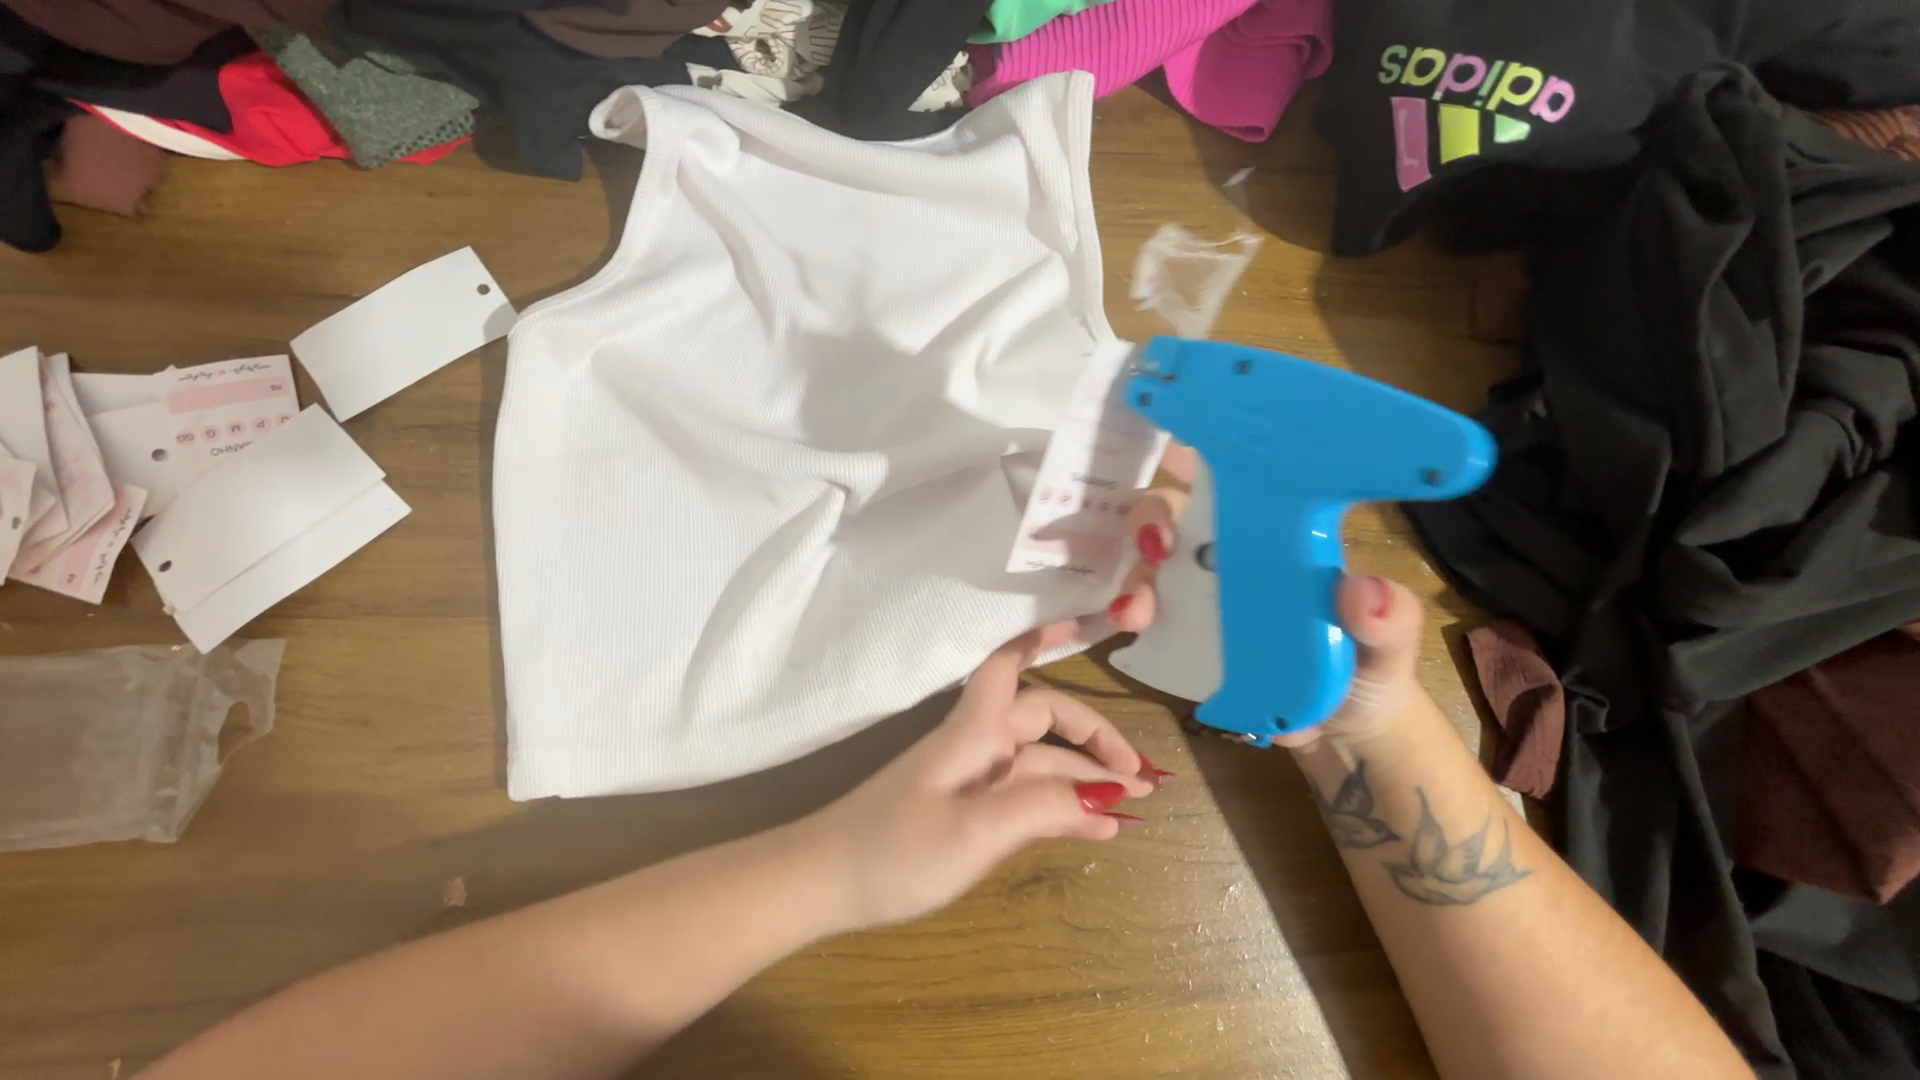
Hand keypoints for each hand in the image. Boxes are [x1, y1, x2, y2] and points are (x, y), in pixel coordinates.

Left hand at [798, 623, 1161, 930]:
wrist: (825, 883)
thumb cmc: (896, 849)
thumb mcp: (975, 831)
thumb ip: (1042, 806)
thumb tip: (1107, 796)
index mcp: (976, 731)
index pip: (1010, 665)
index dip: (1043, 639)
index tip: (1086, 622)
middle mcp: (979, 745)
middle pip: (1045, 721)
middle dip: (1097, 741)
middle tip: (1146, 778)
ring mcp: (973, 779)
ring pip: (1042, 764)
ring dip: (1088, 780)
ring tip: (1138, 805)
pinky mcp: (967, 812)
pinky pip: (1027, 798)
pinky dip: (1064, 808)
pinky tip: (1099, 830)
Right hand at [1108, 444, 1426, 752]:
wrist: (1338, 735)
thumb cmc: (1367, 670)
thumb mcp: (1387, 645)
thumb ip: (1386, 621)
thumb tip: (1360, 591)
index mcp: (1276, 534)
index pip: (1232, 477)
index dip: (1195, 448)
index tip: (1170, 437)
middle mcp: (1226, 552)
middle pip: (1172, 512)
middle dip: (1150, 519)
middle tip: (1155, 546)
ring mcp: (1196, 593)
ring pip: (1147, 563)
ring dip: (1135, 576)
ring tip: (1137, 611)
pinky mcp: (1177, 635)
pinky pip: (1142, 613)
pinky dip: (1129, 613)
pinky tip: (1129, 626)